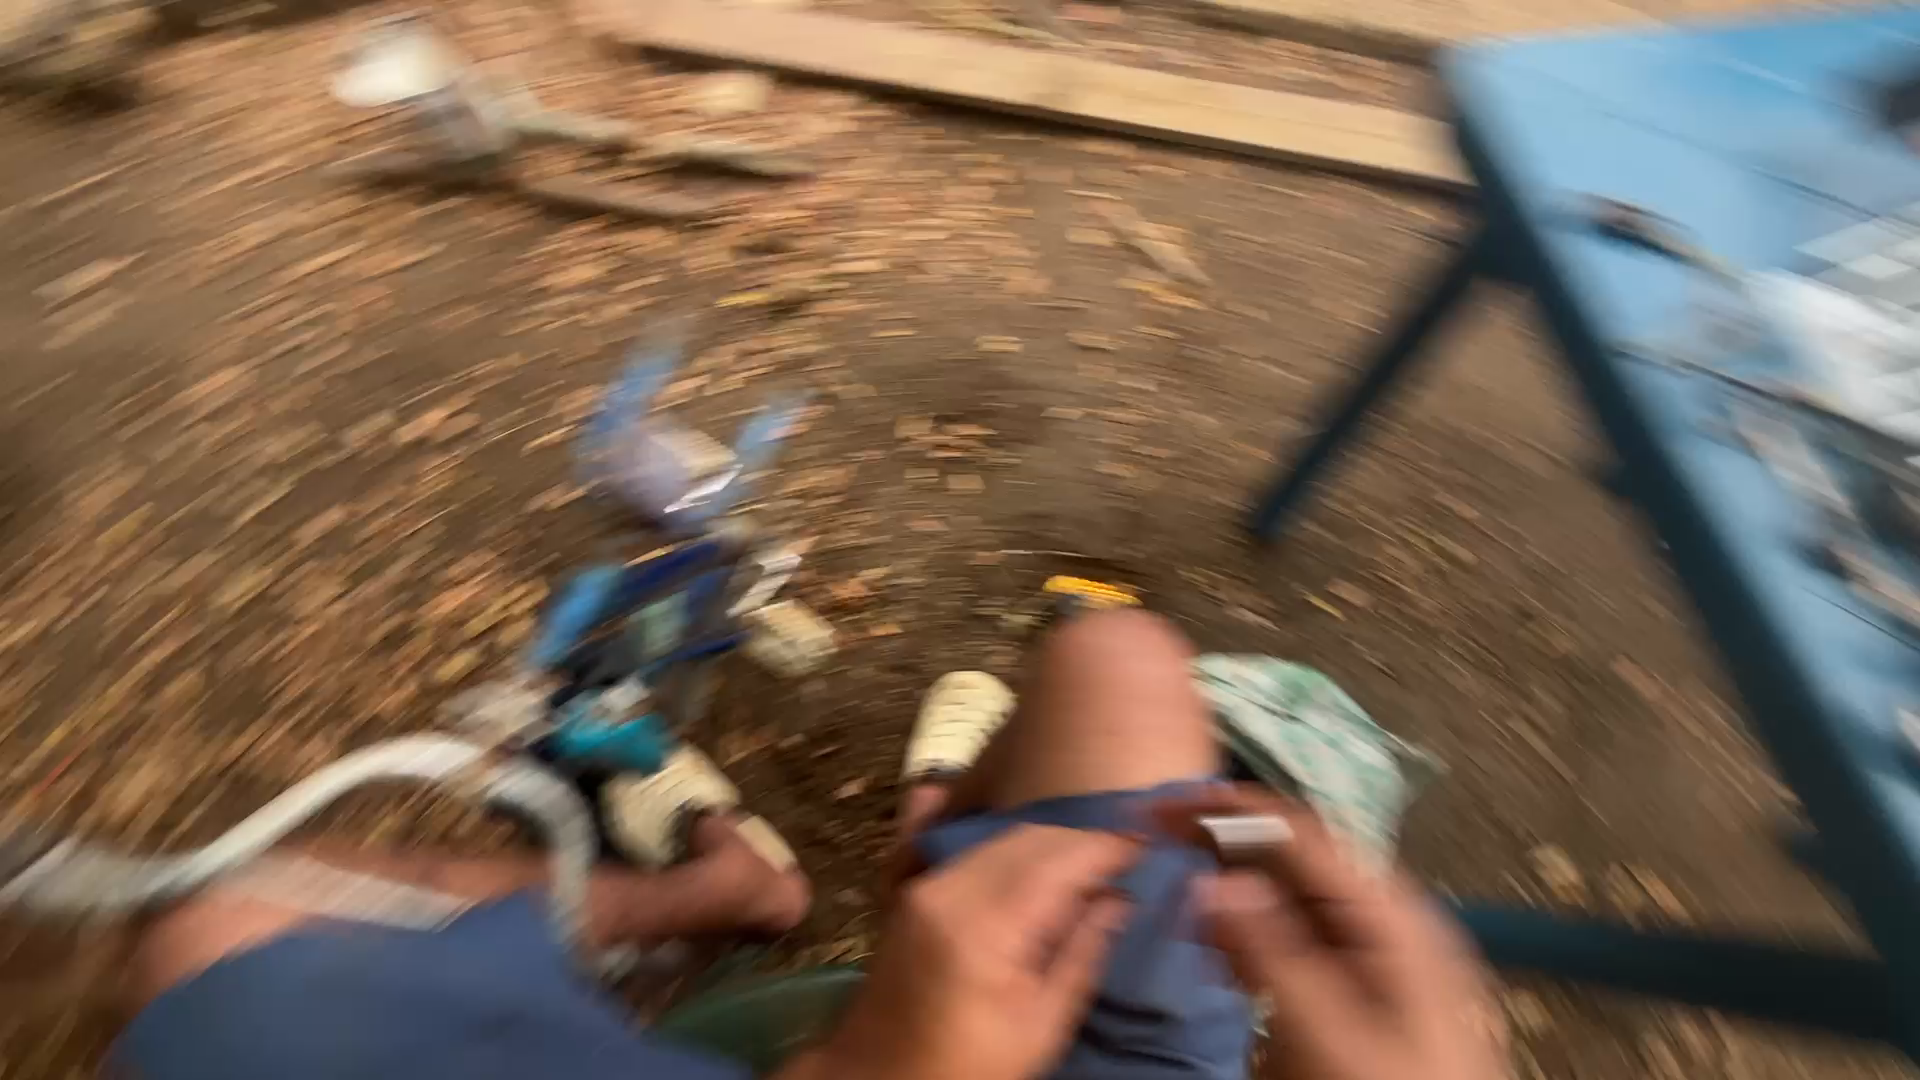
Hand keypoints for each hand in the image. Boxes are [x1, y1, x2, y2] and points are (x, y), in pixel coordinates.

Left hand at [800, 824, 1139, 1079]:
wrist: (880, 1075)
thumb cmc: (968, 1066)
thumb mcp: (1040, 1027)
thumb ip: (1081, 953)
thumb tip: (1119, 896)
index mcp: (983, 927)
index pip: (1056, 861)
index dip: (1102, 846)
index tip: (1142, 844)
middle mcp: (951, 888)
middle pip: (1029, 839)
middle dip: (1080, 841)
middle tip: (1121, 858)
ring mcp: (928, 882)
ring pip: (1002, 836)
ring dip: (1050, 842)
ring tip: (1088, 863)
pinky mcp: (916, 885)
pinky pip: (976, 846)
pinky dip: (1015, 846)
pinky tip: (1039, 860)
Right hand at [1155, 787, 1505, 1079]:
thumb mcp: (1335, 1037)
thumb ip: (1274, 955)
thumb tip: (1213, 880)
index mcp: (1386, 913)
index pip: (1296, 832)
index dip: (1227, 809)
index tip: (1166, 807)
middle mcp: (1372, 914)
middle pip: (1283, 854)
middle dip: (1217, 844)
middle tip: (1155, 837)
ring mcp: (1359, 949)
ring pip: (1278, 893)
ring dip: (1224, 890)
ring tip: (1179, 909)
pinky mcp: (1344, 981)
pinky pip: (1283, 936)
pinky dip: (1242, 935)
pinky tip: (1214, 954)